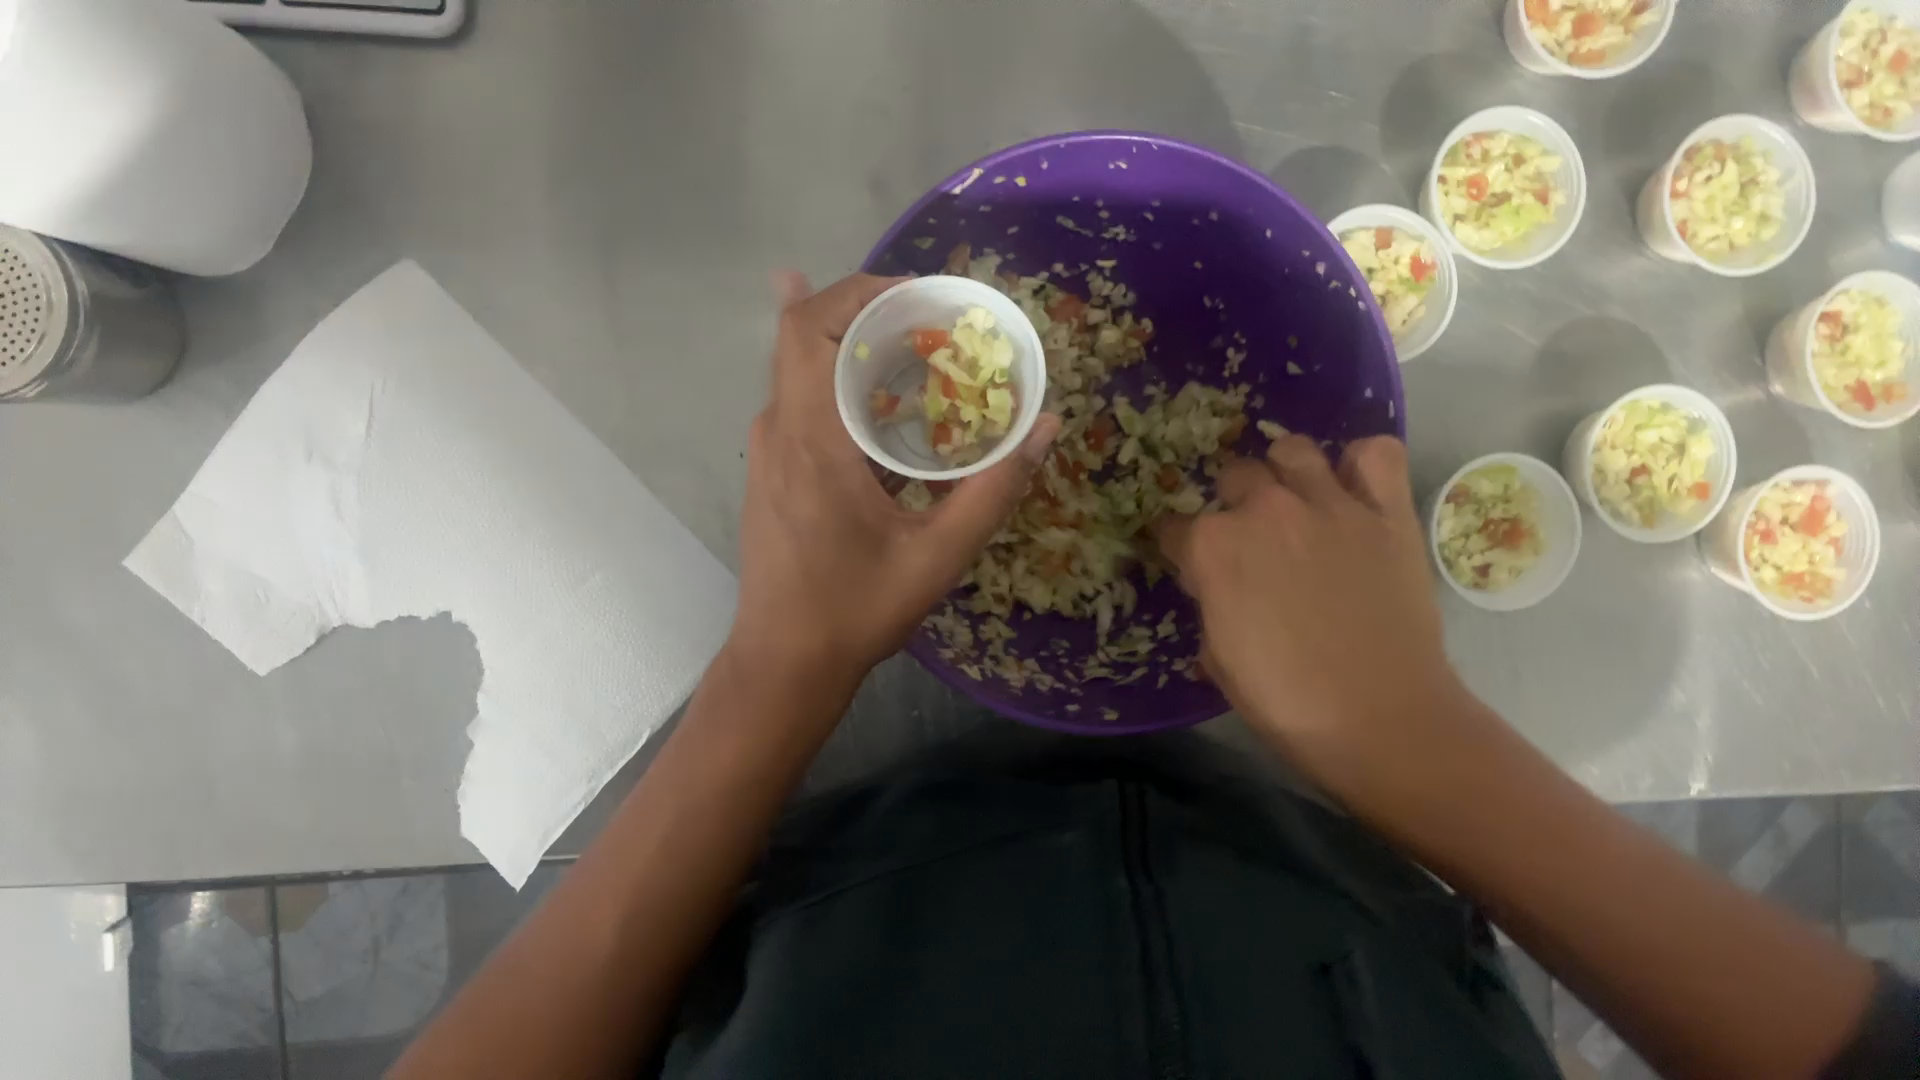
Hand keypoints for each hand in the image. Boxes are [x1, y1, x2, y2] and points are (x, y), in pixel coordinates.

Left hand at [729, 271, 1061, 689]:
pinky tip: (885, 403)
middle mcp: (777, 429)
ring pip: (800, 364)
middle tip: (933, 322)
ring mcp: (766, 448)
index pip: (811, 326)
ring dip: (854, 346)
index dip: (863, 291)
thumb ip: (994, 490)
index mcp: (812, 439)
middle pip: (803, 332)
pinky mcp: (769, 467)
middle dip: (866, 310)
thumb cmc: (855, 610)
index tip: (925, 298)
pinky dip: (842, 382)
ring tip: (919, 352)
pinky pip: (801, 398)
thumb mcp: (938, 557)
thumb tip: (1045, 428)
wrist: (784, 660)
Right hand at [1155, 435, 1472, 791]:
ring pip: (1293, 450)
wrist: (1379, 718)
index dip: (1179, 547)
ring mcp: (1329, 504)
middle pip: (1234, 477)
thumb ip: (1210, 607)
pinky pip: (1375, 454)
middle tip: (1250, 539)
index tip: (1190, 565)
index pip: (1174, 527)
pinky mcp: (1386, 511)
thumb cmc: (1284, 700)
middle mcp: (1264, 509)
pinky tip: (1354, 489)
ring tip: (1295, 501)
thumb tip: (1218, 591)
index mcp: (1212, 548)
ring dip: (1285, 471)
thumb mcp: (1218, 658)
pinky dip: (1362, 464)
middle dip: (1232, 504)